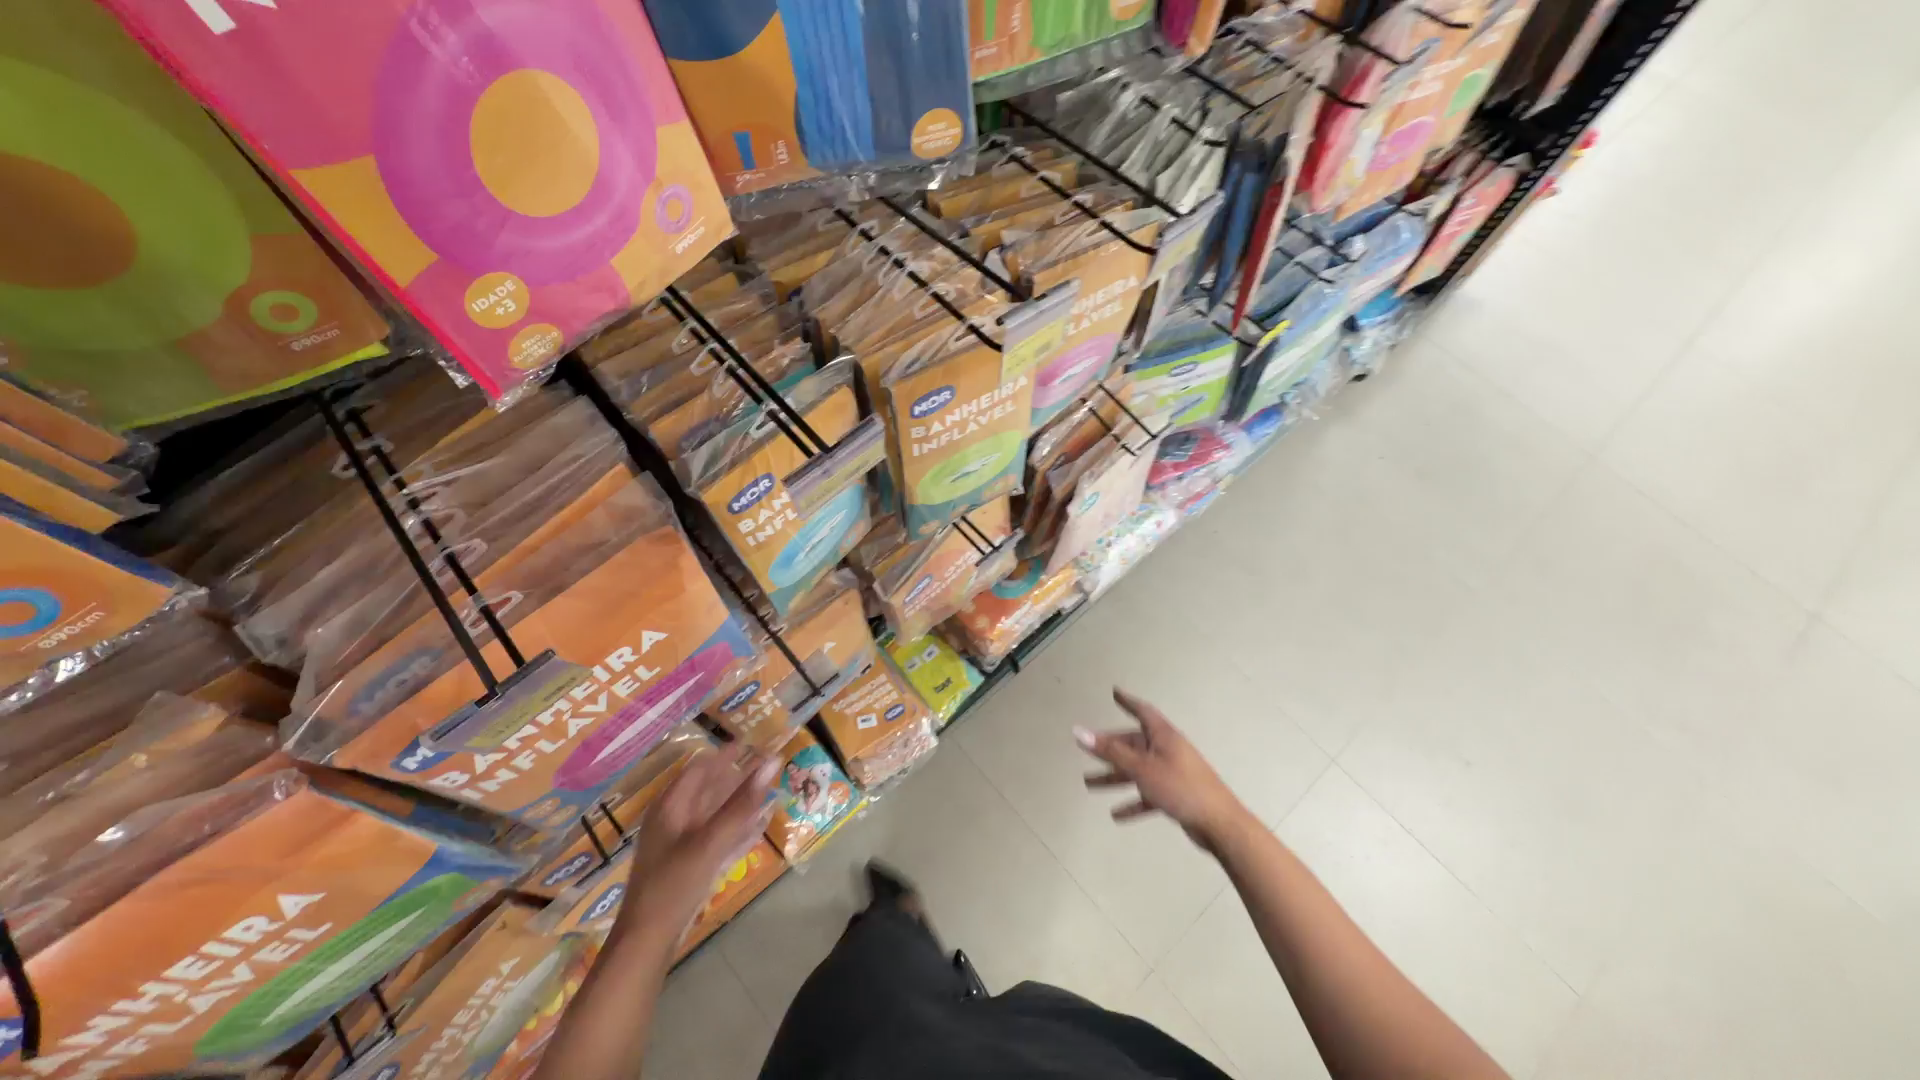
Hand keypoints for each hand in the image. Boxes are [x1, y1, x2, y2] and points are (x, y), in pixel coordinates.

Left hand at [623, 744, 779, 936]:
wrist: (648, 939)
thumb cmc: (674, 884)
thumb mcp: (710, 841)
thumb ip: (742, 803)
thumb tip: (771, 761)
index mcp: (671, 807)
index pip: (701, 768)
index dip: (727, 754)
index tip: (755, 741)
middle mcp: (674, 820)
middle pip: (709, 788)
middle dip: (738, 776)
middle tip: (768, 763)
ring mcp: (682, 844)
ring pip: (715, 813)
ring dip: (741, 801)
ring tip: (769, 788)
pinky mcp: (691, 865)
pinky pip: (719, 836)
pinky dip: (739, 827)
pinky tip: (759, 824)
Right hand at [1076, 688, 1251, 850]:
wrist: (1219, 823)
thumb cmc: (1180, 787)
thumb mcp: (1141, 768)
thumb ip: (1110, 752)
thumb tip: (1079, 731)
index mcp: (1163, 736)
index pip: (1142, 711)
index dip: (1128, 701)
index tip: (1114, 692)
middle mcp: (1167, 750)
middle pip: (1134, 743)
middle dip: (1111, 748)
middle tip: (1089, 751)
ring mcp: (1172, 773)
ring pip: (1138, 771)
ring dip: (1115, 777)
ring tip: (1090, 784)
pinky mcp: (1176, 795)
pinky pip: (1148, 794)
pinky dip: (1133, 802)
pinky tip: (1116, 815)